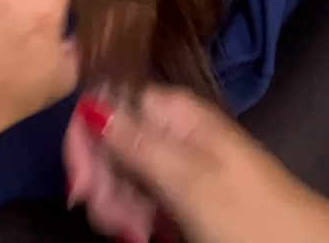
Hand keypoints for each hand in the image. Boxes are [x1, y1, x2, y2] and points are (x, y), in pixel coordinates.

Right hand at [95, 86, 328, 242]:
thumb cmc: (248, 216)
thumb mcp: (187, 181)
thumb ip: (134, 141)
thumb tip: (86, 100)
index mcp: (174, 111)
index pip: (107, 100)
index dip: (85, 138)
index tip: (79, 187)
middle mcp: (172, 127)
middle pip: (112, 138)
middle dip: (102, 180)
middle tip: (111, 222)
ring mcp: (180, 160)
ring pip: (124, 170)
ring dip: (117, 203)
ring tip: (135, 234)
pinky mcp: (187, 192)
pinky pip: (144, 193)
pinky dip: (136, 214)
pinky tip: (143, 234)